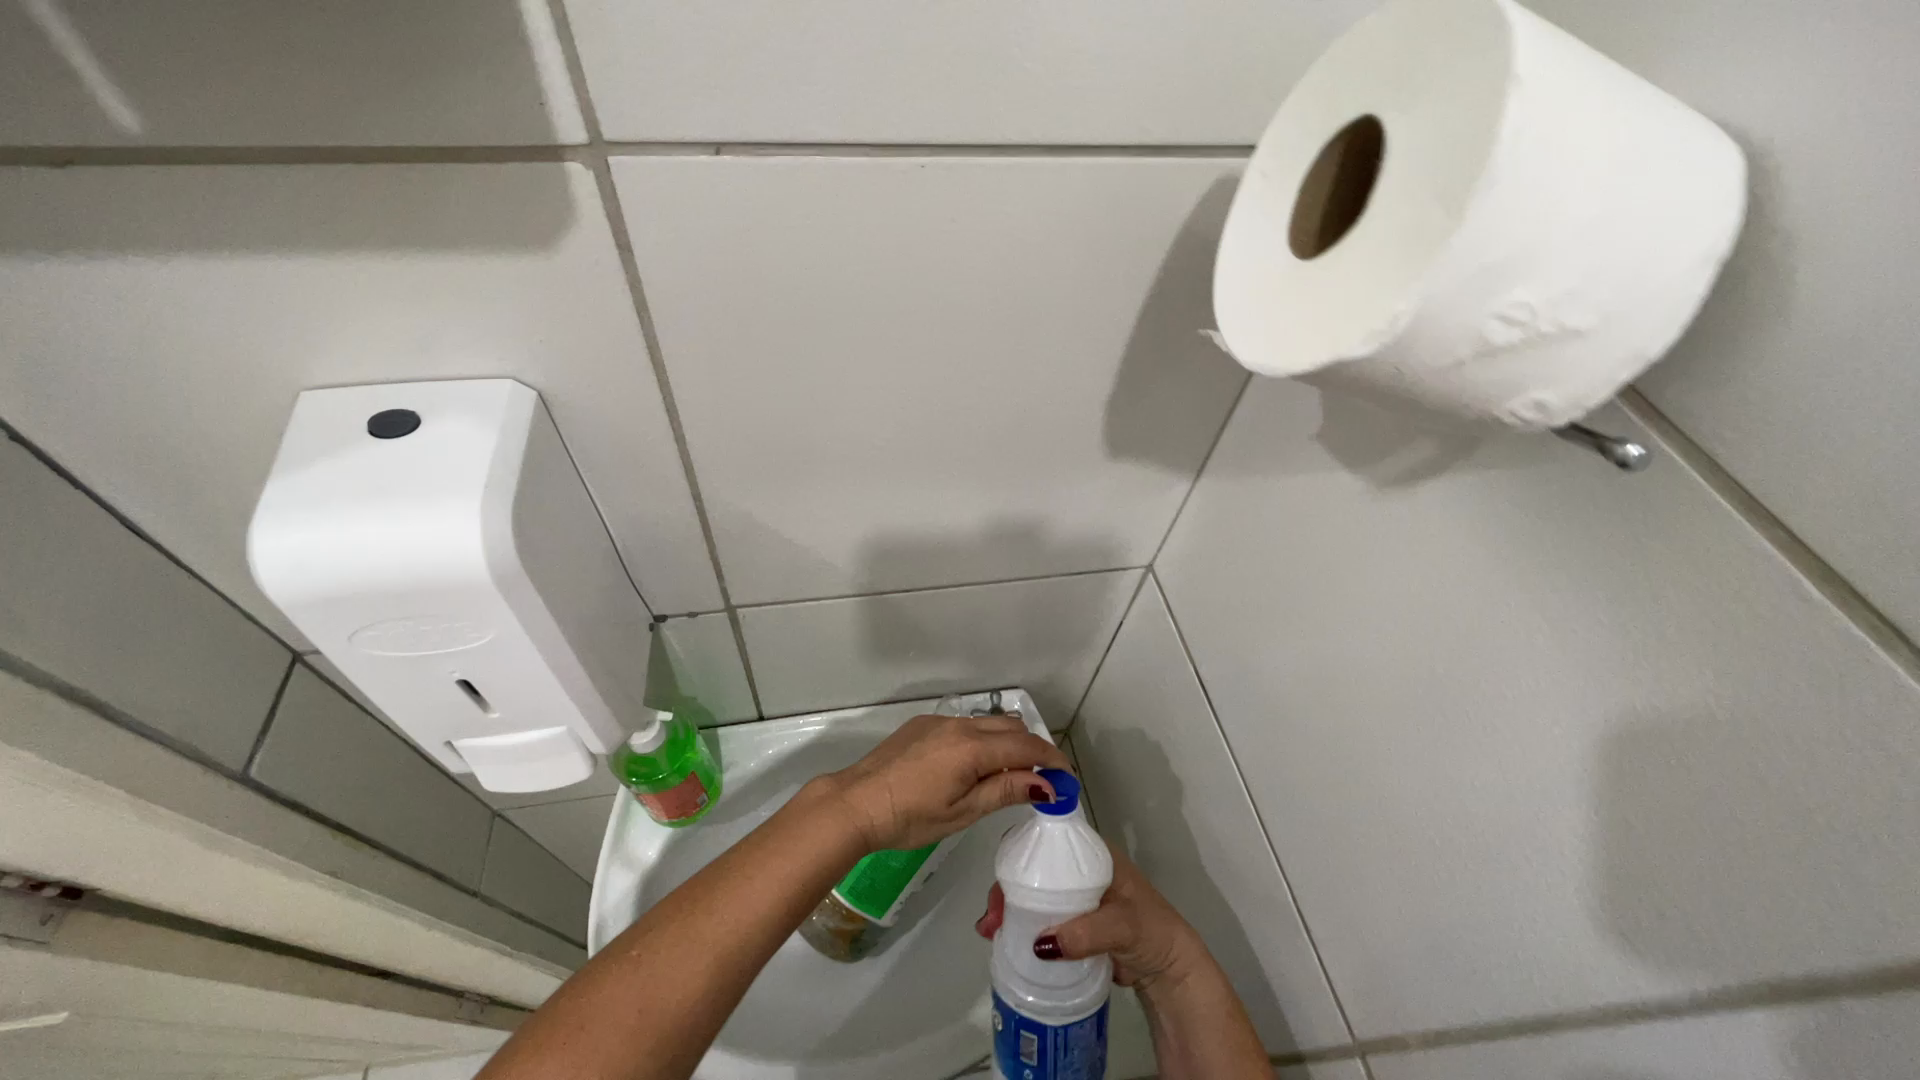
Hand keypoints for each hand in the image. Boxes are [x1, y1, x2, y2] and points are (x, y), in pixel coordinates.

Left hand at [817, 713, 1070, 851]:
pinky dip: (981, 740)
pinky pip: (964, 725)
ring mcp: (938, 722)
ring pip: (987, 723)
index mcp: (973, 747)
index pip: (1027, 745)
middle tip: (1040, 779)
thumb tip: (1045, 783)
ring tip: (1007, 774)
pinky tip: (971, 767)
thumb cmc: (910, 817)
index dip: (1052, 760)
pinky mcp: (921, 725)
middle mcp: (959, 725)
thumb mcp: (963, 811)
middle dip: (1032, 748)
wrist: (855, 804)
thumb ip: (1005, 790)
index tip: (1066, 779)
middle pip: (1011, 727)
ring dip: (1006, 742)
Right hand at [976, 842, 1207, 993]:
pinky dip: (1021, 927)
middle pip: (1034, 869)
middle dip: (1007, 888)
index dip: (1020, 855)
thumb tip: (1040, 944)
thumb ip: (1086, 932)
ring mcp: (1075, 898)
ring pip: (1034, 896)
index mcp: (1094, 855)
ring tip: (991, 931)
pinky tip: (1004, 941)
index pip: (1049, 841)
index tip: (1000, 881)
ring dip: (1010, 909)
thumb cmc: (1152, 933)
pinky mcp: (1071, 924)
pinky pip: (1040, 920)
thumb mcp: (1123, 926)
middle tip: (991, 916)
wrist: (1169, 973)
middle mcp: (1080, 871)